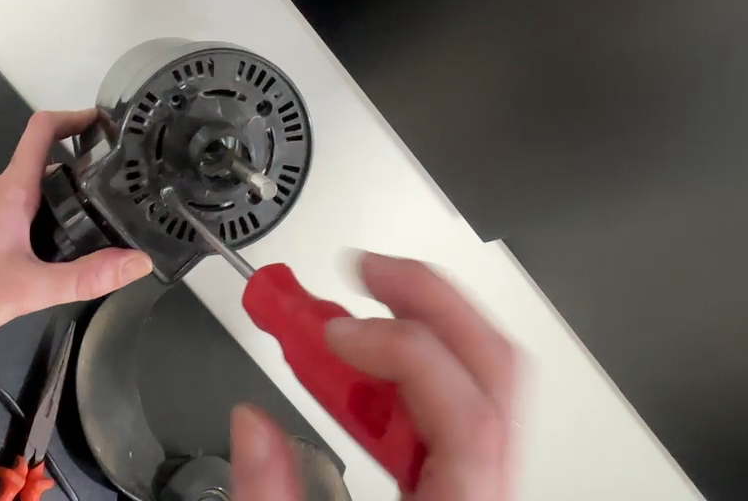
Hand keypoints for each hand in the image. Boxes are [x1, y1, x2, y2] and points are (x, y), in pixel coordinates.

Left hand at [0, 109, 154, 362]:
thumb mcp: (29, 291)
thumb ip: (86, 276)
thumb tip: (139, 261)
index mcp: (10, 190)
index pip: (42, 130)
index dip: (74, 117)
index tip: (104, 123)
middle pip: (41, 167)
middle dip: (77, 179)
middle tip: (111, 200)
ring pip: (23, 194)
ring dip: (53, 205)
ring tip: (82, 233)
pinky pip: (5, 212)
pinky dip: (29, 222)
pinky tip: (36, 257)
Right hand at [231, 253, 516, 500]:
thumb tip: (252, 424)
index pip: (467, 408)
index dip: (400, 349)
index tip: (332, 332)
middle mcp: (492, 497)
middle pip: (495, 365)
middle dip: (426, 299)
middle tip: (362, 270)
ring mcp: (488, 486)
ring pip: (487, 370)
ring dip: (421, 317)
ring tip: (356, 300)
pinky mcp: (466, 483)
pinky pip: (458, 398)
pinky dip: (410, 359)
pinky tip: (361, 360)